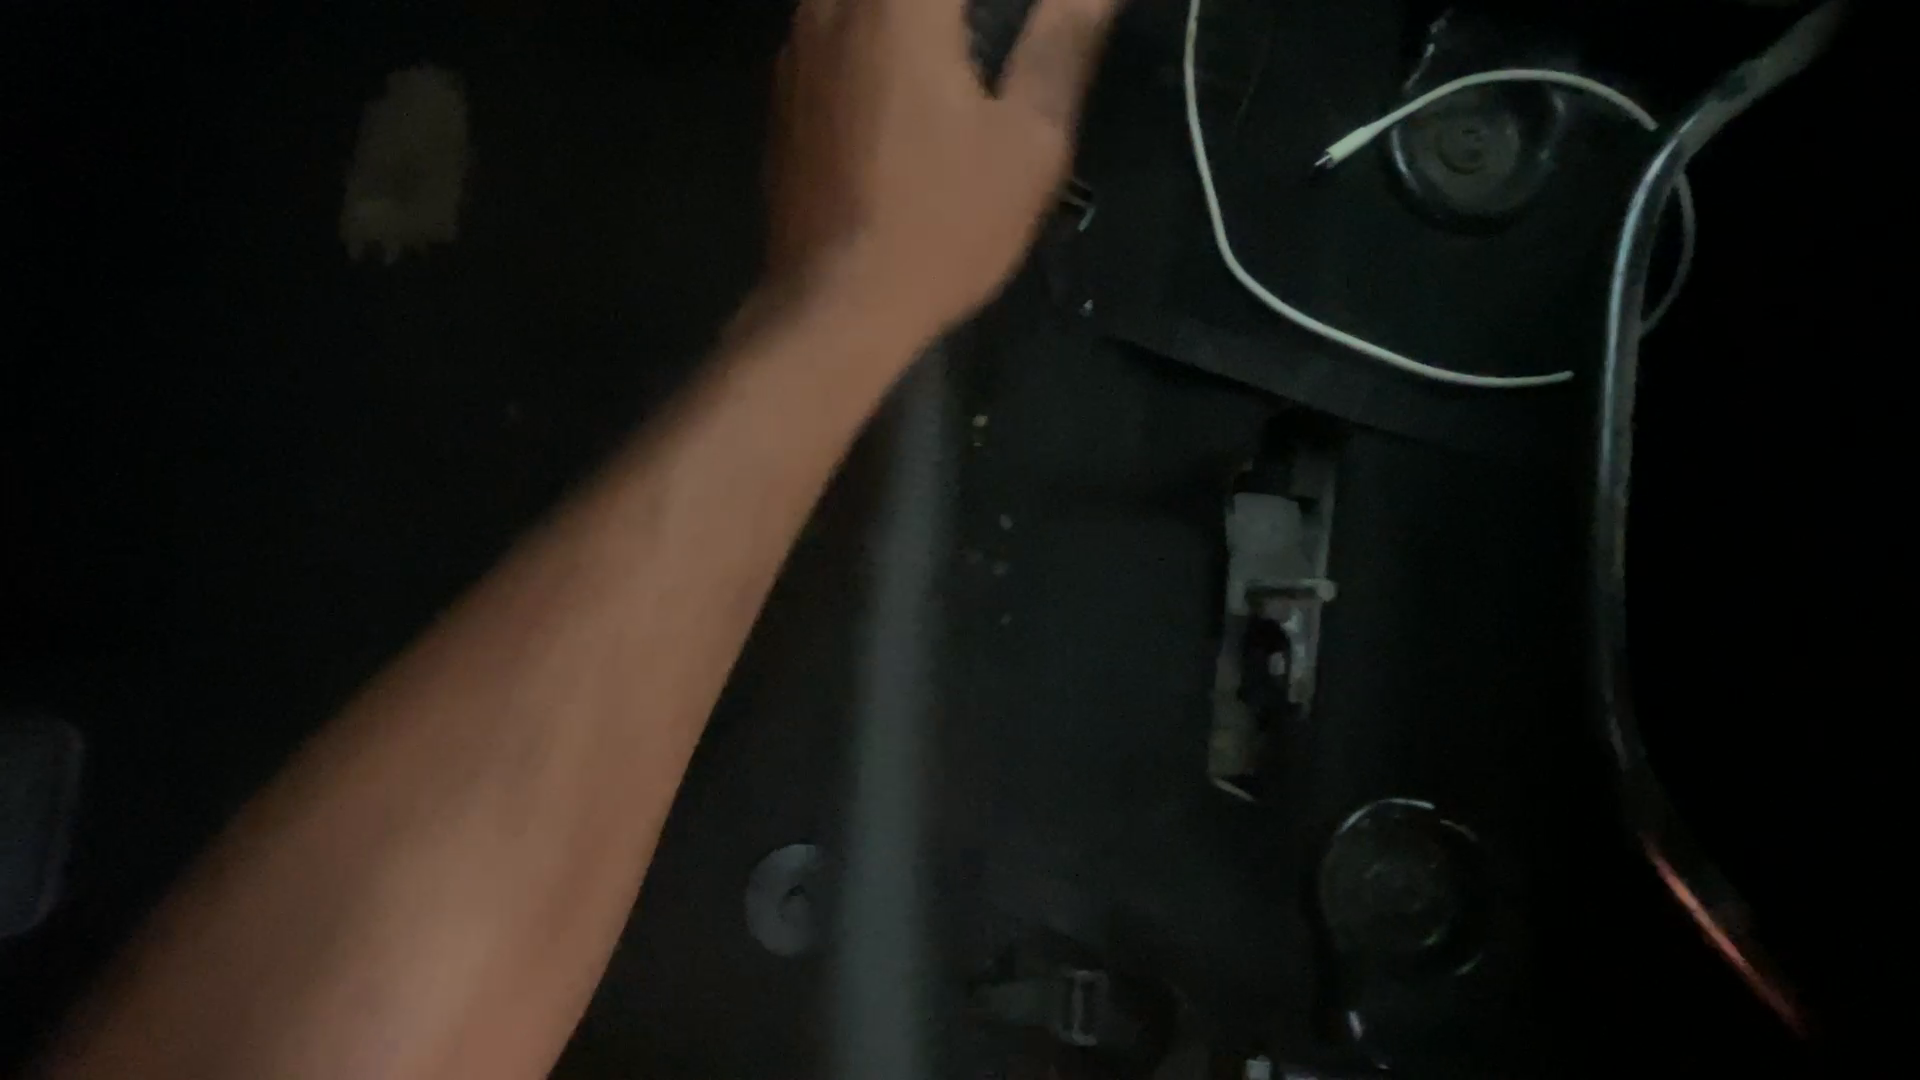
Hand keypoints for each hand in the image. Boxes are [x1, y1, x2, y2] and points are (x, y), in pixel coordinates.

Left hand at [766, 0, 1120, 336]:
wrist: (835, 310)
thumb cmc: (942, 230)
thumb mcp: (1030, 144)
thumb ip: (1065, 43)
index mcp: (900, 0)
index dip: (1007, 10)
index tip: (1025, 42)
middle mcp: (834, 2)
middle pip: (914, 0)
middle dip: (961, 21)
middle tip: (1000, 59)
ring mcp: (796, 53)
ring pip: (868, 9)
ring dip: (918, 33)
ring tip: (960, 86)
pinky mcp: (781, 102)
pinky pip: (838, 46)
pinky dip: (877, 58)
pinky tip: (903, 119)